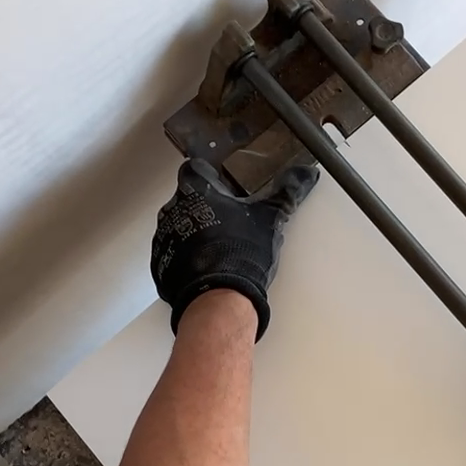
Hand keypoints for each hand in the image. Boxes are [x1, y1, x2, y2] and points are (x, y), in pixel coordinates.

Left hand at [150, 158, 318, 340]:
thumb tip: (305, 174)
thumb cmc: (238, 253)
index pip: (195, 168)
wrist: (219, 297)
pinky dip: (187, 257)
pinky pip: (173, 254)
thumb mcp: (269, 217)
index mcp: (194, 190)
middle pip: (187, 198)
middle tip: (228, 220)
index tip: (222, 184)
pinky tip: (208, 265)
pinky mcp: (160, 265)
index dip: (210, 175)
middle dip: (205, 206)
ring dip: (194, 233)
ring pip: (178, 226)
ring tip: (220, 246)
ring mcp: (163, 239)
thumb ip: (286, 191)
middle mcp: (171, 210)